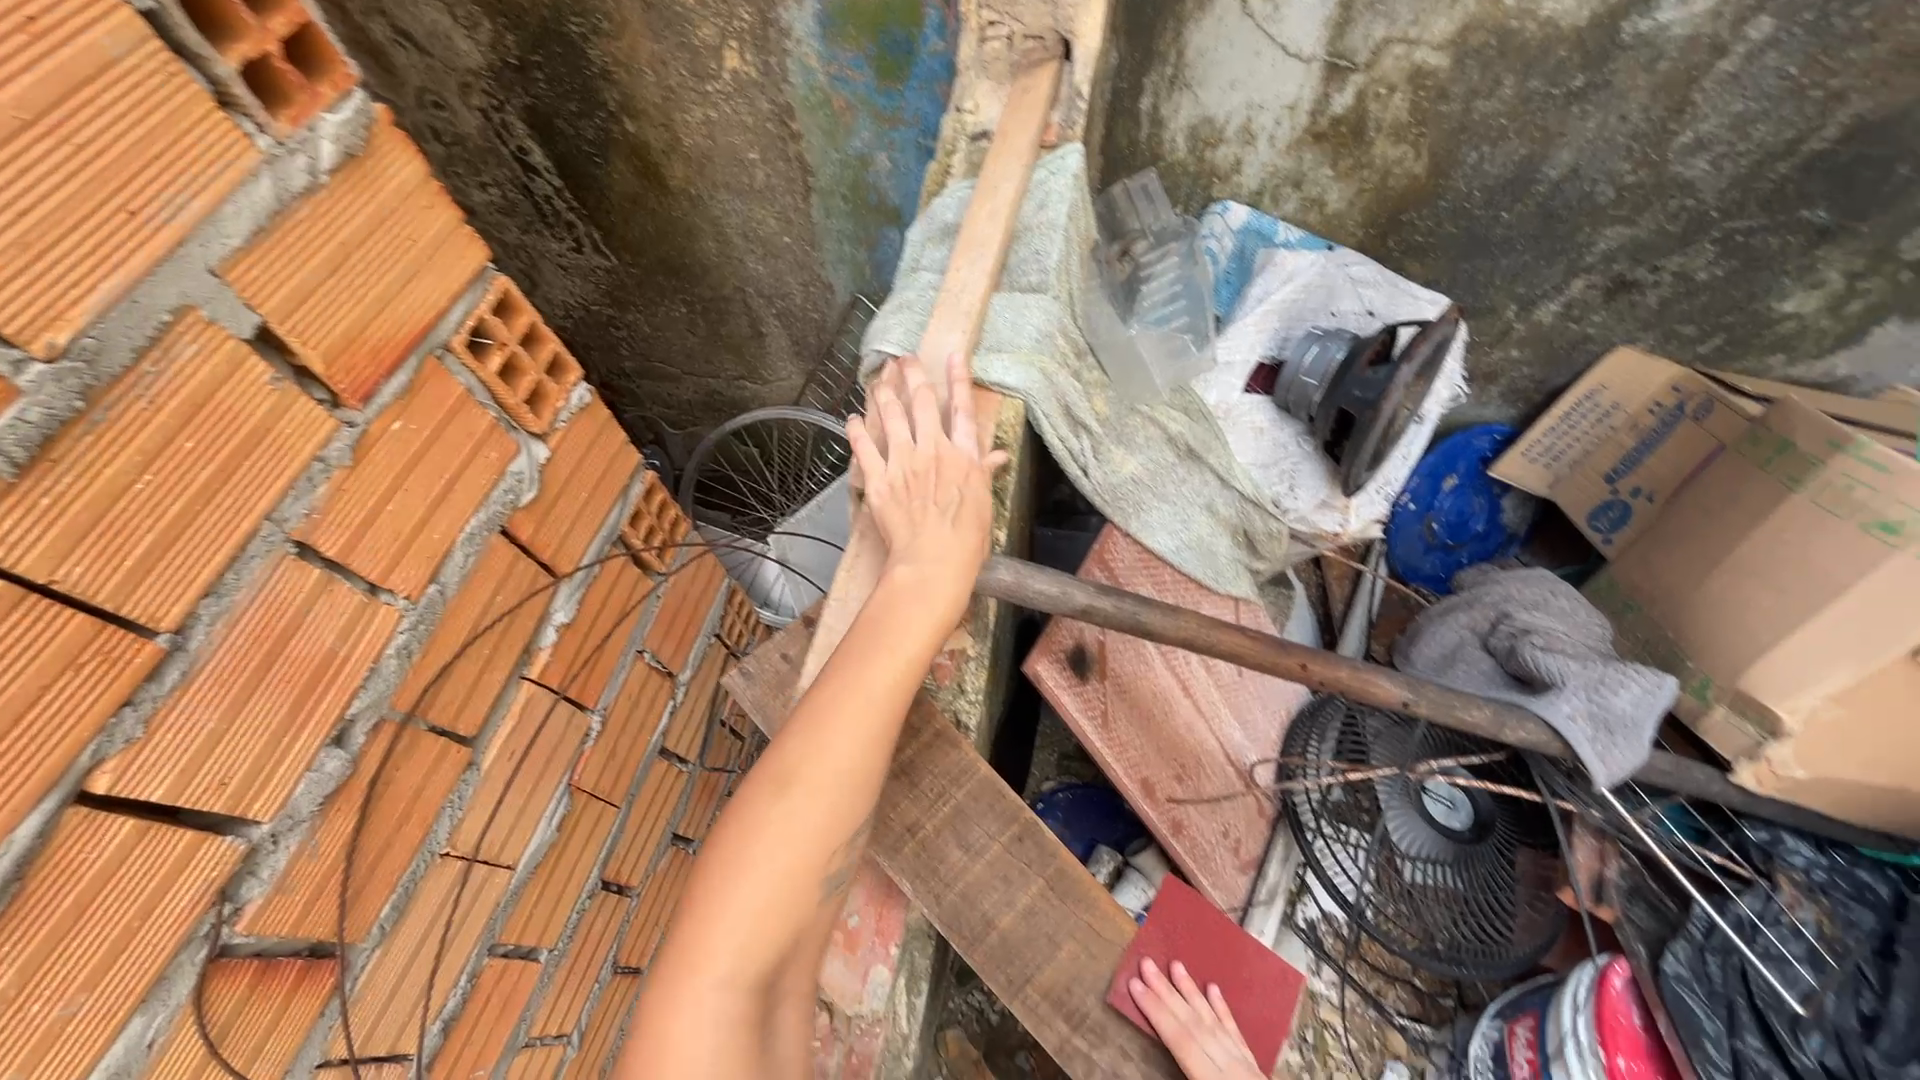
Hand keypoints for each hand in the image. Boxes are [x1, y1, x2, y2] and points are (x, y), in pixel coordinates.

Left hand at [846, 352, 1007, 621]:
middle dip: (913, 375)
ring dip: (884, 393)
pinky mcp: (878, 479)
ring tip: (879, 378)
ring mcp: (903, 461)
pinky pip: (864, 447)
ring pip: (891, 416)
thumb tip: (997, 455)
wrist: (933, 561)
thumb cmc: (966, 540)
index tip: (952, 354)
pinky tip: (853, 418)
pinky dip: (858, 430)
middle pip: (923, 402)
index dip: (958, 377)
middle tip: (904, 358)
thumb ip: (984, 473)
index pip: (962, 408)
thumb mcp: (983, 503)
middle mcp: (933, 449)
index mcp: (964, 455)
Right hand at [1129, 958, 1265, 1079]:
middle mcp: (1233, 1071)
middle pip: (1195, 1025)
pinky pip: (1237, 1035)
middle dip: (1168, 993)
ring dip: (1192, 993)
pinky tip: (1214, 989)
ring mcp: (1248, 1068)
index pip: (1182, 1041)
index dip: (1156, 1012)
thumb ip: (1183, 1079)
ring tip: (1176, 965)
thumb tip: (1153, 1066)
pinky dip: (1223, 1011)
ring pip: (1215, 1024)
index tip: (1134, 985)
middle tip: (1147, 963)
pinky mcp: (1257, 1069)